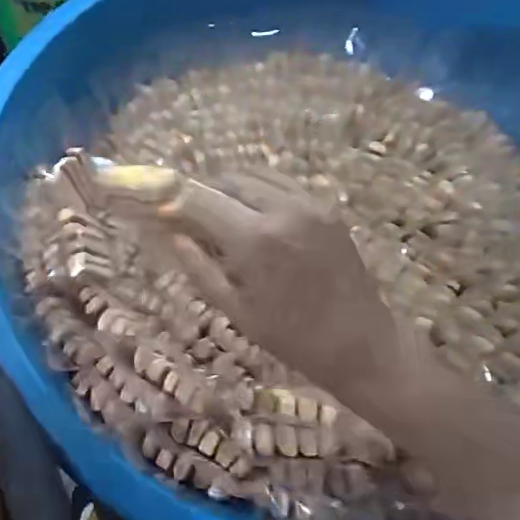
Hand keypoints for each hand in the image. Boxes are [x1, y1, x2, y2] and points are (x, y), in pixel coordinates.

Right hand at [157, 171, 408, 396]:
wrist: (361, 343)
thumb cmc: (292, 338)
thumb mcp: (237, 311)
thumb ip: (200, 269)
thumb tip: (173, 237)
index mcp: (255, 239)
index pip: (200, 200)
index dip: (174, 200)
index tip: (158, 207)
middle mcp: (283, 209)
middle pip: (228, 180)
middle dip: (203, 193)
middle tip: (190, 216)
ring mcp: (310, 204)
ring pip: (257, 176)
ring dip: (232, 189)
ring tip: (222, 217)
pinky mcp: (328, 208)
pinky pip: (284, 185)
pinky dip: (261, 192)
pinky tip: (256, 218)